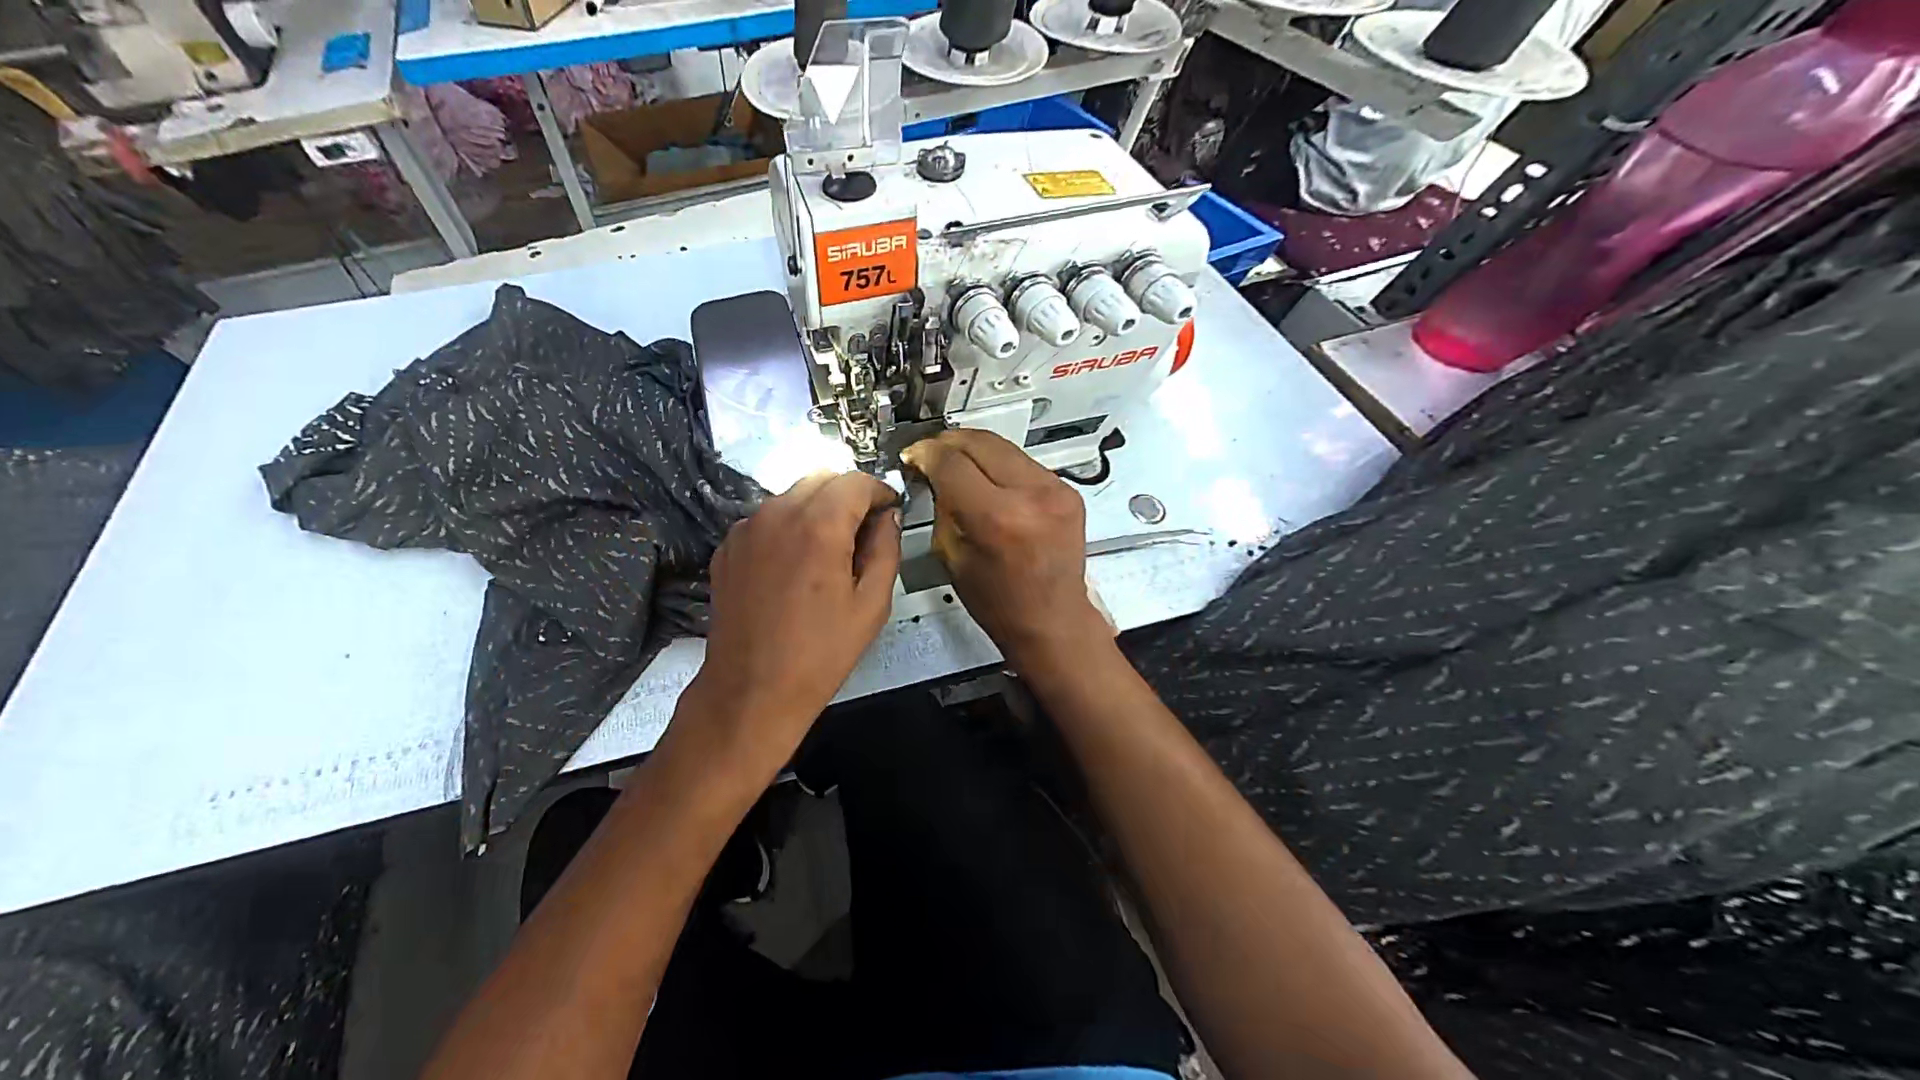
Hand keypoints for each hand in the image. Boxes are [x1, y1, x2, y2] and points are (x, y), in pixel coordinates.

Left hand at [679, 470, 900, 768]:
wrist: (752, 689)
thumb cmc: (819, 653)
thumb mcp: (872, 604)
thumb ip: (886, 548)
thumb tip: (888, 518)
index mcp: (818, 525)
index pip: (856, 481)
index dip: (881, 491)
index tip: (891, 510)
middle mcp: (777, 514)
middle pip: (822, 479)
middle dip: (849, 496)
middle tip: (865, 531)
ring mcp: (746, 529)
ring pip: (792, 496)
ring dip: (818, 509)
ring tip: (830, 552)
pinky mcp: (728, 547)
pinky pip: (767, 519)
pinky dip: (788, 527)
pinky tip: (796, 566)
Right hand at [902, 430, 1106, 670]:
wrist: (1051, 620)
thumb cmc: (1002, 603)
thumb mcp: (951, 555)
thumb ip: (942, 506)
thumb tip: (934, 473)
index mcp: (996, 518)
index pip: (950, 461)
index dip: (925, 453)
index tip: (915, 456)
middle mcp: (1031, 497)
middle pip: (979, 442)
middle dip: (948, 443)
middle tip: (932, 454)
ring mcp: (1055, 491)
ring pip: (1003, 446)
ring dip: (974, 450)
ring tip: (958, 466)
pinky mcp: (1067, 492)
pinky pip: (1024, 463)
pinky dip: (1000, 465)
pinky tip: (987, 479)